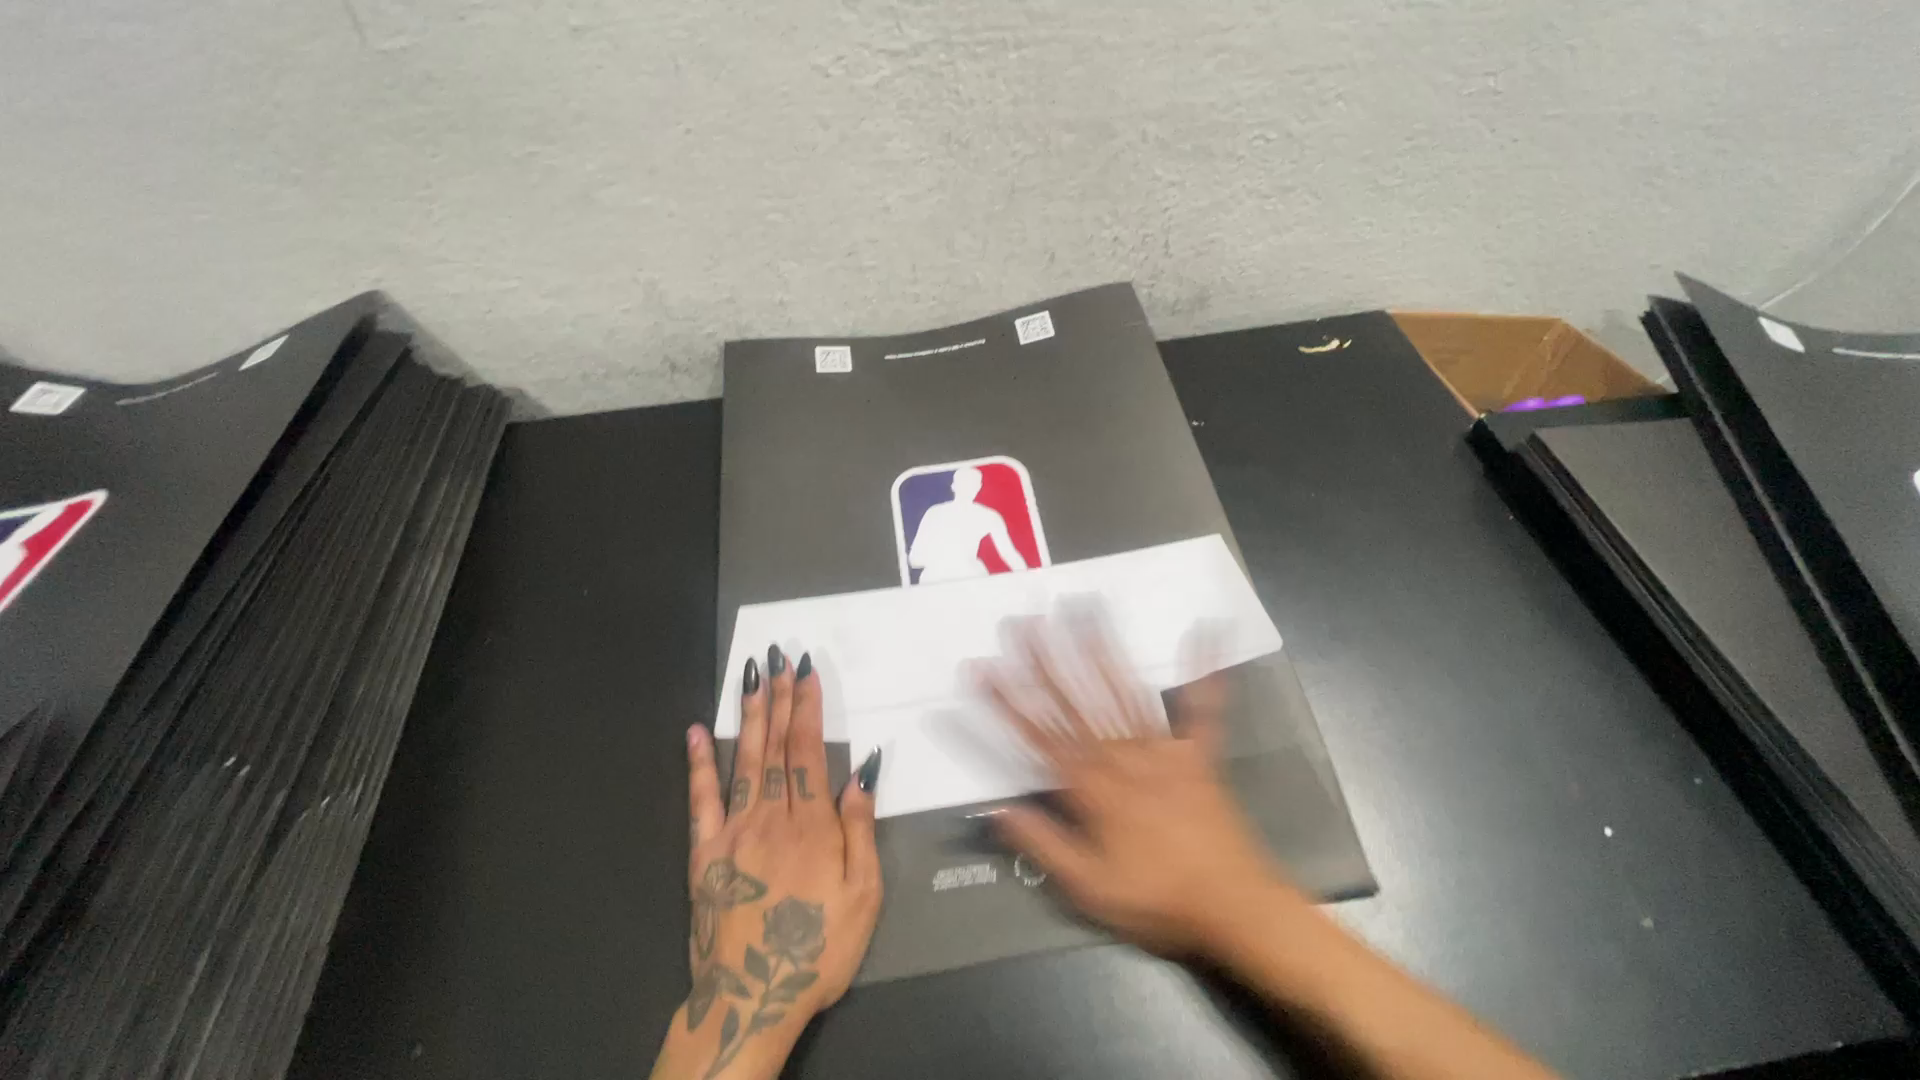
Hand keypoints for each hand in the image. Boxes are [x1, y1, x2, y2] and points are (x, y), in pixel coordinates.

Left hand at [652, 645, 882, 1079]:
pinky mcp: (705, 853)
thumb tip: (863, 770)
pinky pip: (701, 799)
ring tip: (752, 677)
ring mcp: (733, 831)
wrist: (752, 997)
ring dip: (750, 715)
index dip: (808, 707)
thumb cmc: (819, 949)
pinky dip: (699, 762)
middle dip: (780, 697)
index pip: (808, 750)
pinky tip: (698, 730)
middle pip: (776, 746)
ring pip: (744, 760)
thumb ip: (860, 829)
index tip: (807, 670)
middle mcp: (771, 816)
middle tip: (779, 657)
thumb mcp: (864, 895)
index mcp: (813, 824)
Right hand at [978, 619, 1301, 957]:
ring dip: (1102, 647)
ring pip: (1124, 691)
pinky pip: (1203, 708)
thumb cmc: (1157, 899)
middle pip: (1076, 701)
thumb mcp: (1089, 886)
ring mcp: (1163, 750)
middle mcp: (1122, 756)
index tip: (982, 667)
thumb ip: (1043, 843)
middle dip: (1047, 658)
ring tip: (1085, 607)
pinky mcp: (1199, 755)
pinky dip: (1204, 670)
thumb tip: (997, 808)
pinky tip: (1205, 629)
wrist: (1234, 906)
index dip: (1006, 700)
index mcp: (1091, 788)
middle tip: (1026, 619)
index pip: (1037, 735)